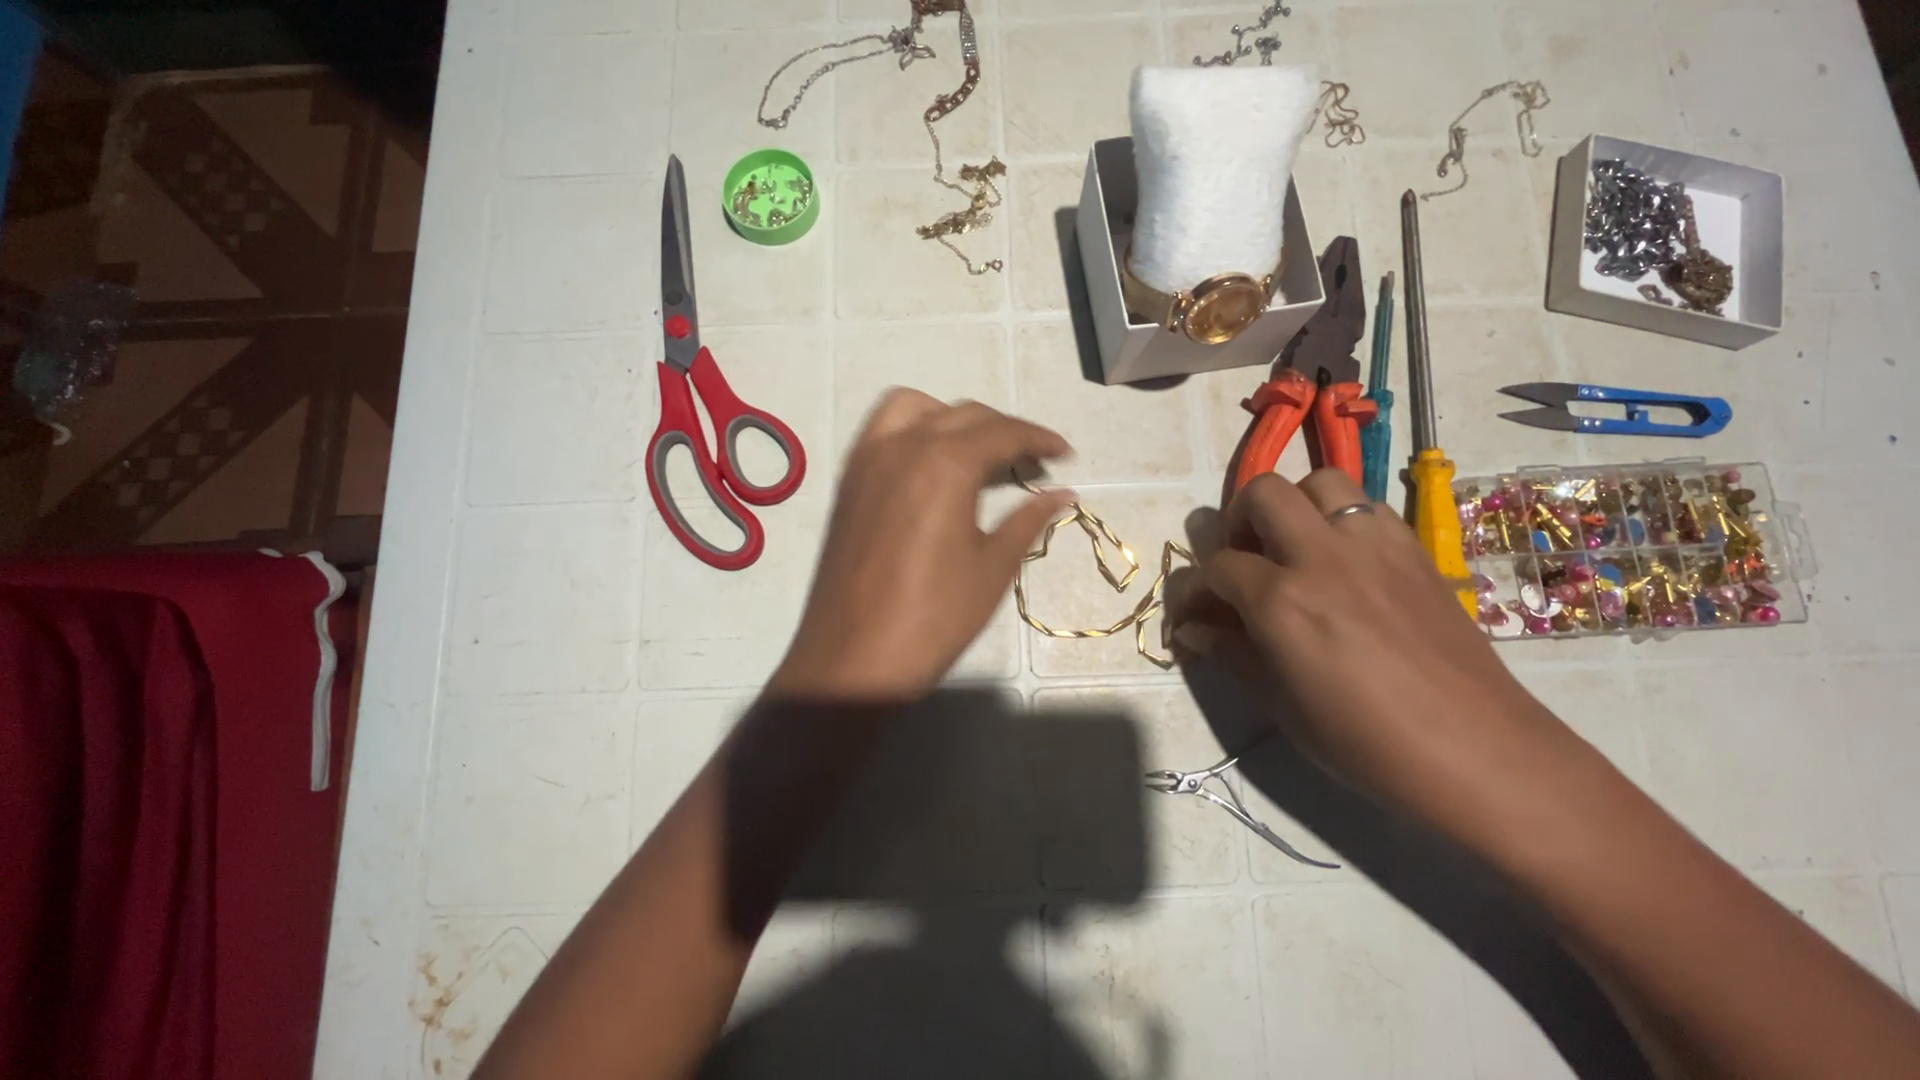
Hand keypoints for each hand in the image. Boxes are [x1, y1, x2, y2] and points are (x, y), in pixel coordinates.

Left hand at [771, 389, 1073, 698]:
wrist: (853, 659)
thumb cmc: (933, 618)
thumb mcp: (992, 569)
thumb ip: (1027, 521)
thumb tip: (1063, 494)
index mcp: (944, 464)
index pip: (1002, 432)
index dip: (1039, 439)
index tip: (1065, 454)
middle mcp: (902, 445)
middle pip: (964, 415)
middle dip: (1005, 431)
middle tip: (1033, 462)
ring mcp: (867, 460)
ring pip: (916, 408)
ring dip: (953, 418)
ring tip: (978, 453)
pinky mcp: (847, 481)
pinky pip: (883, 430)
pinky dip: (914, 429)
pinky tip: (932, 466)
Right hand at [1174, 469, 1573, 819]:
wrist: (1474, 751)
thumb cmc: (1365, 743)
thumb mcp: (1283, 707)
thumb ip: (1233, 656)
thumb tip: (1192, 632)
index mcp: (1281, 601)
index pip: (1217, 566)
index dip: (1196, 588)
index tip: (1195, 612)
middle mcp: (1322, 556)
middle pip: (1263, 494)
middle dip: (1238, 519)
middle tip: (1242, 557)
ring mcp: (1374, 546)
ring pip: (1321, 482)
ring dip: (1295, 505)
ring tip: (1294, 546)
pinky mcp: (1414, 551)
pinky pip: (1368, 507)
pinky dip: (1342, 519)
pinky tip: (1343, 561)